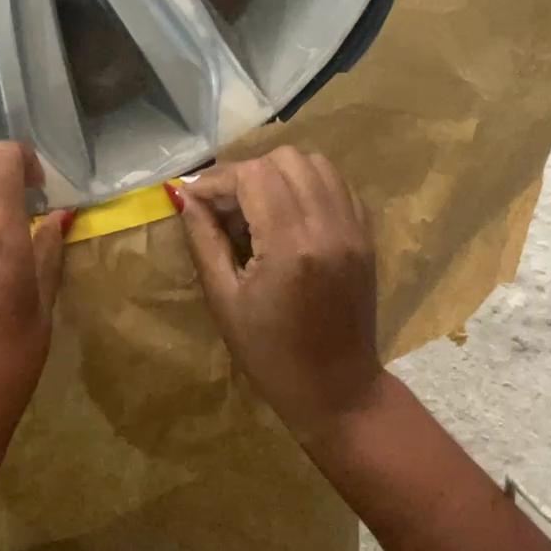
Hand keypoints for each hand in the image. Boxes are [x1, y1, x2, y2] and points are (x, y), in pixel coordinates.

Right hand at [176, 149, 380, 443]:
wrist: (337, 390)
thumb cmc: (268, 353)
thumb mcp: (223, 298)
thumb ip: (203, 239)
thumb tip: (184, 196)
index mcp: (291, 247)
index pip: (252, 176)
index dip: (217, 180)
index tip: (195, 200)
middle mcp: (329, 228)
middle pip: (285, 160)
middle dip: (246, 173)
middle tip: (225, 206)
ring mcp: (354, 230)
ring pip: (315, 163)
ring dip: (278, 173)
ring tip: (256, 206)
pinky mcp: (366, 237)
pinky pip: (337, 185)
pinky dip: (307, 185)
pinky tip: (287, 212)